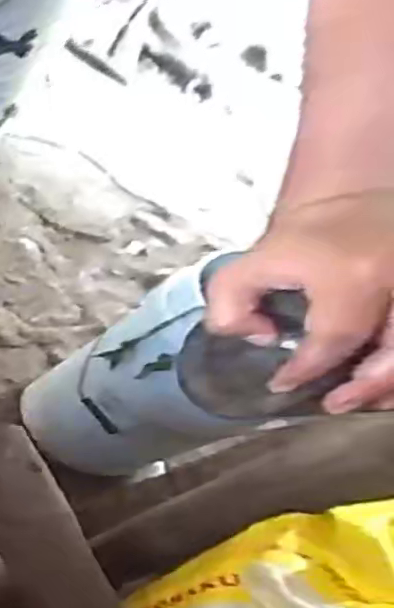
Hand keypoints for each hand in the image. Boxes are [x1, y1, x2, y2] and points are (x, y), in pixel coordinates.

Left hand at [204, 189, 393, 411]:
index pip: (336, 335)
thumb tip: (259, 340)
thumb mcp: (238, 274)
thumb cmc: (290, 246)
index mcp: (352, 277)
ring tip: (367, 400)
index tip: (281, 384)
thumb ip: (228, 313)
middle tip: (335, 405)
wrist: (353, 202)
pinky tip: (387, 381)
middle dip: (372, 383)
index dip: (309, 366)